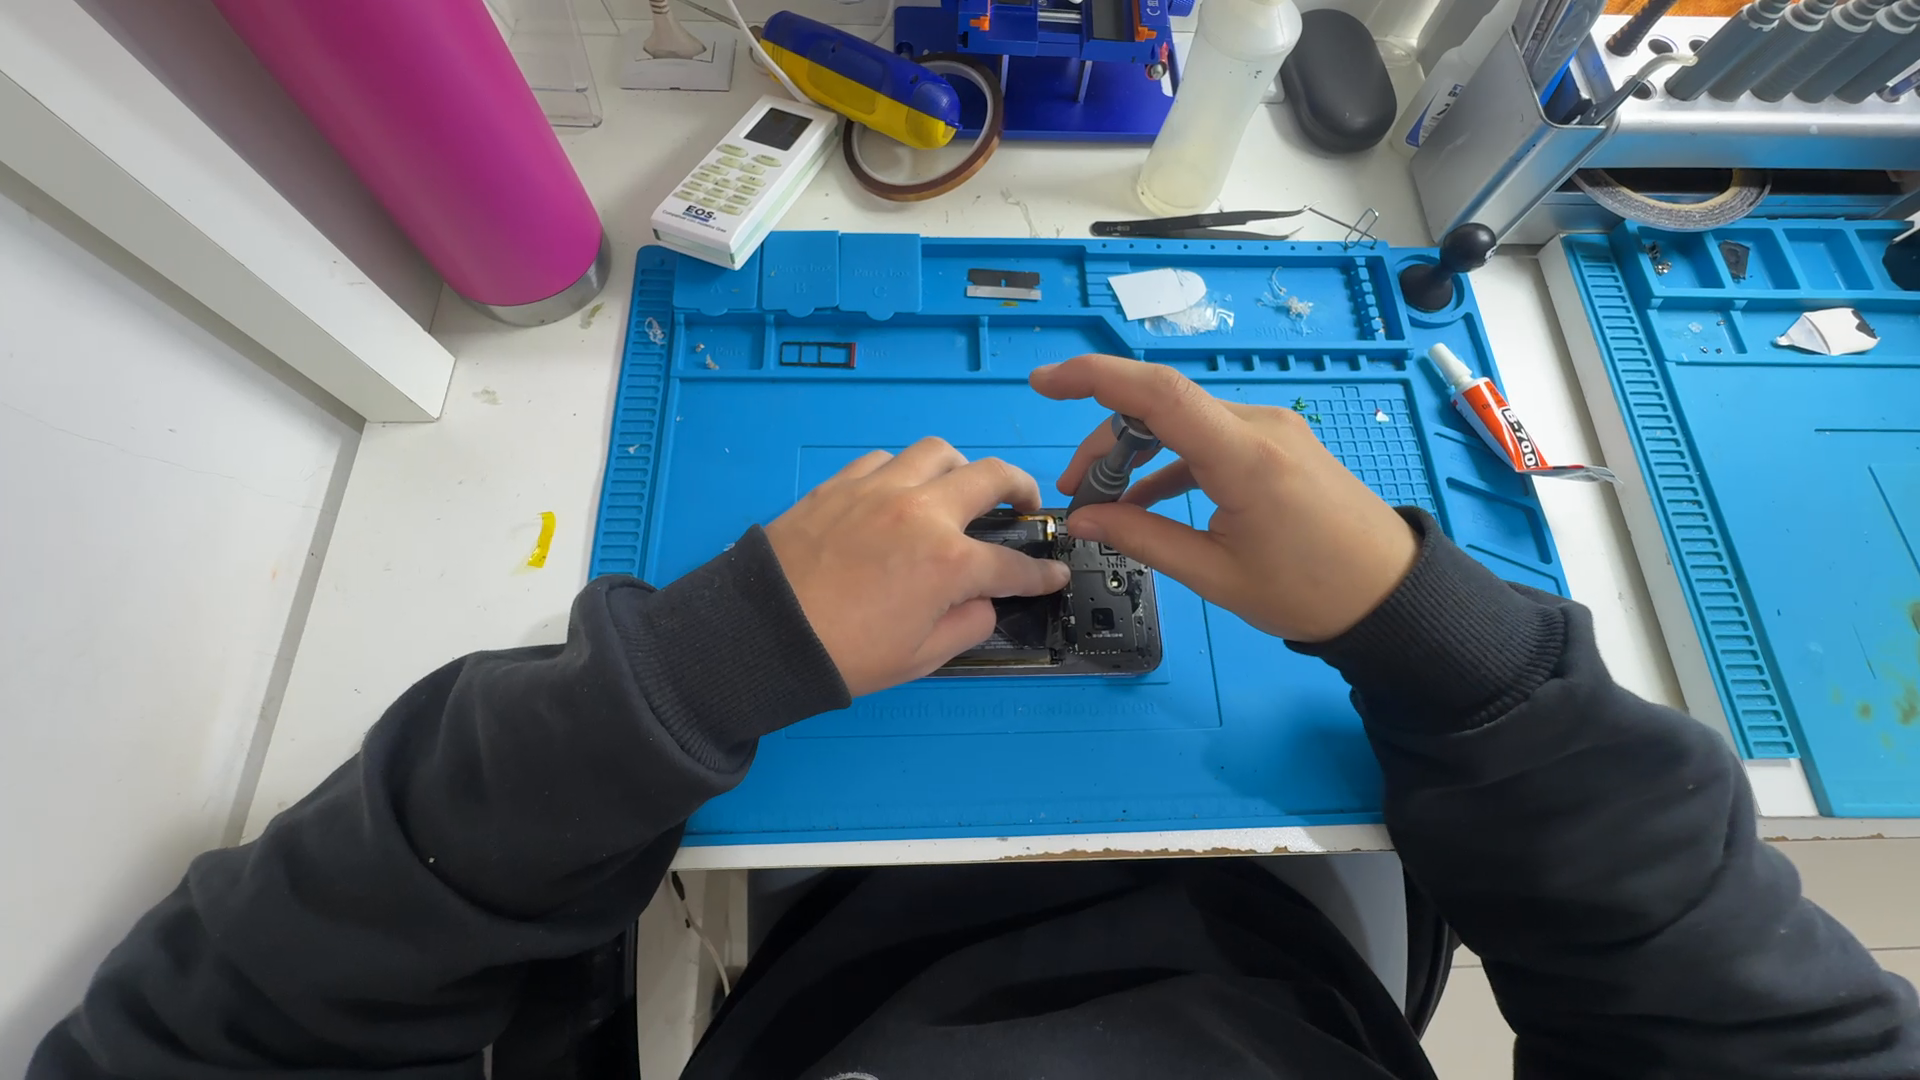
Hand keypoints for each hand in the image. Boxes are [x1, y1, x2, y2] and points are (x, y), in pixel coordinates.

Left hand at [765, 438, 1070, 695]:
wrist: (762, 633)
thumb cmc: (842, 655)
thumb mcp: (921, 657)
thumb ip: (969, 624)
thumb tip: (984, 601)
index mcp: (948, 562)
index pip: (1014, 567)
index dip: (1042, 574)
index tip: (1054, 574)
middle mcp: (921, 512)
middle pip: (992, 477)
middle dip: (1021, 489)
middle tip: (1024, 504)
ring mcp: (880, 489)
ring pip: (938, 452)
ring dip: (961, 468)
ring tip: (959, 489)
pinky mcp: (842, 483)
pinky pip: (886, 460)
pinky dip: (906, 471)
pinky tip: (900, 493)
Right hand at [1031, 355, 1417, 642]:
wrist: (1392, 595)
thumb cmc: (1308, 592)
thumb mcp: (1215, 575)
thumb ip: (1142, 539)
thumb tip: (1081, 521)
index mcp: (1243, 456)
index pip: (1156, 394)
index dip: (1093, 378)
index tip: (1044, 382)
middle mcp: (1256, 425)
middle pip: (1159, 406)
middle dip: (1104, 441)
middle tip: (1074, 491)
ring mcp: (1269, 429)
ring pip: (1180, 420)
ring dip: (1134, 452)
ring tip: (1102, 500)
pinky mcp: (1274, 443)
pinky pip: (1206, 438)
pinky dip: (1167, 463)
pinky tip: (1144, 501)